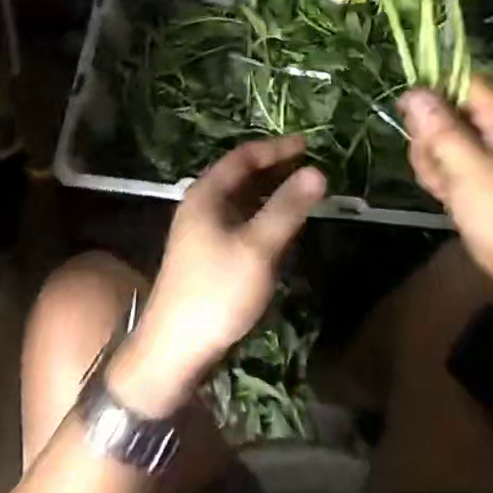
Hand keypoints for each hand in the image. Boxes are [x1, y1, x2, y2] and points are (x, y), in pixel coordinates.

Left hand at [106, 137, 324, 415]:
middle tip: (311, 166)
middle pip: (241, 176)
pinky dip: (263, 215)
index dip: (276, 148)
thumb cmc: (216, 290)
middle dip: (275, 168)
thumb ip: (287, 208)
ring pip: (241, 200)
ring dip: (270, 192)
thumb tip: (317, 171)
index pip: (243, 157)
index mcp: (206, 194)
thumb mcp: (257, 247)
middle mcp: (201, 205)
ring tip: (303, 190)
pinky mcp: (208, 254)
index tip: (308, 145)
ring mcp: (202, 230)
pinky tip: (282, 225)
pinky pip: (240, 221)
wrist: (175, 348)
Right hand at [400, 78, 492, 288]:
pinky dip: (438, 175)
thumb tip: (413, 91)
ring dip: (431, 159)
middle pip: (445, 109)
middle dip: (429, 135)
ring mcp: (485, 153)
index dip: (434, 88)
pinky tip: (444, 195)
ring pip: (439, 137)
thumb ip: (439, 126)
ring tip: (442, 186)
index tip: (408, 110)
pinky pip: (445, 160)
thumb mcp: (466, 166)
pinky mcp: (476, 174)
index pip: (463, 80)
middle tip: (434, 162)